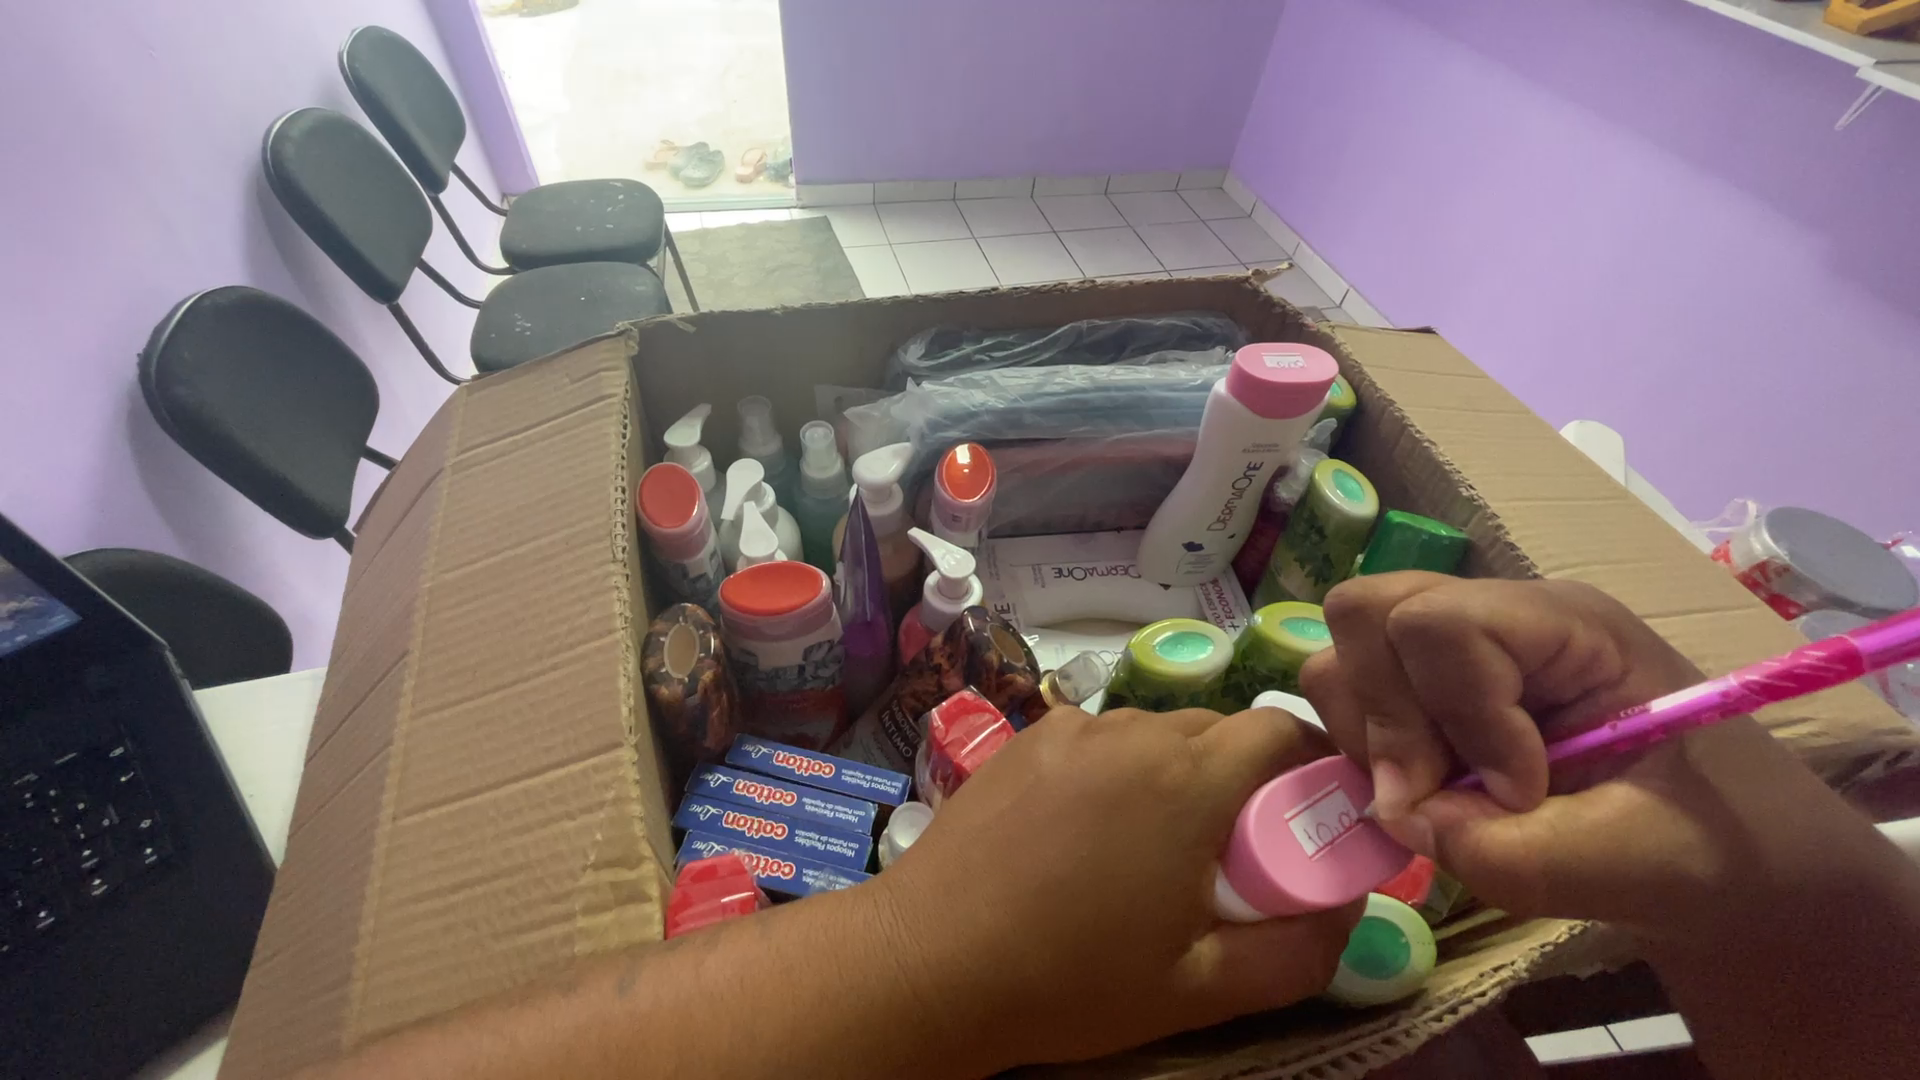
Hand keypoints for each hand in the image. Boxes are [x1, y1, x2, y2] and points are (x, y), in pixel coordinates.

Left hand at [868, 704, 1362, 1069]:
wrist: (933, 958)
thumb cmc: (1073, 978)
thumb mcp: (1205, 987)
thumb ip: (1301, 945)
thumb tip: (1344, 897)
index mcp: (1185, 778)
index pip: (1277, 731)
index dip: (1308, 765)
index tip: (1309, 815)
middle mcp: (1129, 731)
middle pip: (1215, 731)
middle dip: (1242, 777)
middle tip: (1228, 851)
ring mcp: (1069, 727)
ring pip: (1154, 732)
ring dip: (1175, 771)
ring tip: (1150, 844)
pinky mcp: (1025, 736)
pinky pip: (1098, 737)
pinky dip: (1116, 767)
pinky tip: (1084, 826)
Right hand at [1302, 573, 1892, 940]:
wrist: (1734, 857)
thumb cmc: (1716, 849)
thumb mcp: (1632, 867)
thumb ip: (1504, 852)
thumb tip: (1394, 815)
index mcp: (1565, 624)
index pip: (1437, 623)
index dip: (1454, 711)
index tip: (1514, 794)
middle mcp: (1490, 611)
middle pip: (1364, 610)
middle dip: (1382, 711)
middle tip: (1435, 788)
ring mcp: (1446, 643)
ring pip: (1339, 652)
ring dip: (1368, 733)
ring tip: (1437, 791)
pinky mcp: (1416, 681)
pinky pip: (1344, 692)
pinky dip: (1363, 746)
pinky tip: (1427, 785)